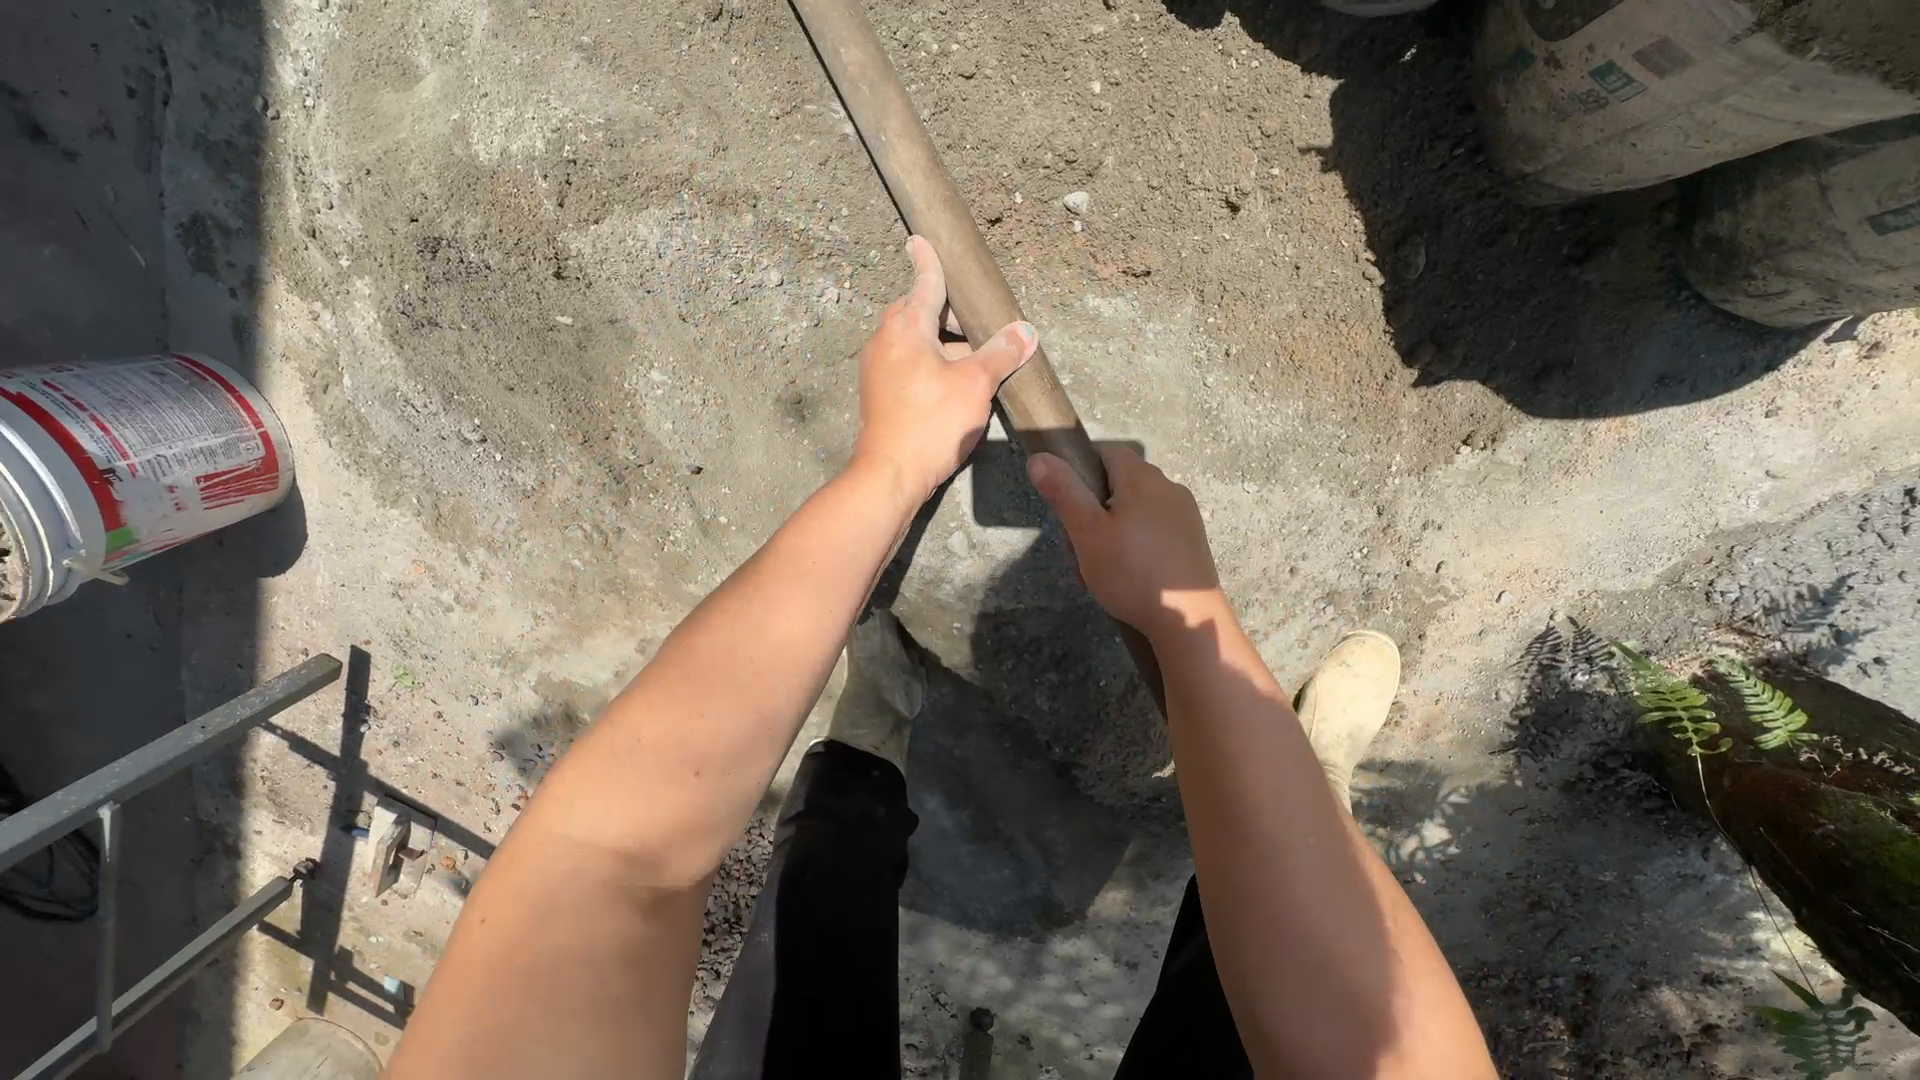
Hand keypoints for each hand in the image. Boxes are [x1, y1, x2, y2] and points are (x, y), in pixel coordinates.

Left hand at [851, 236, 1037, 501]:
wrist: (891, 473)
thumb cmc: (932, 423)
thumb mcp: (976, 384)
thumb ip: (1001, 353)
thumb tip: (1026, 332)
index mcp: (906, 326)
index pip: (923, 281)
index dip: (928, 259)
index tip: (919, 238)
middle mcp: (884, 339)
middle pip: (918, 311)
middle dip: (946, 313)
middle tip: (976, 328)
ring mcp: (876, 367)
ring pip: (913, 341)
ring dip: (940, 343)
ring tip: (971, 364)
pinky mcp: (877, 392)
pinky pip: (905, 363)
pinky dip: (927, 363)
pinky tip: (950, 386)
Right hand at [1027, 445, 1221, 638]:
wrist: (1188, 619)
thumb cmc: (1132, 572)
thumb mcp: (1087, 533)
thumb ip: (1063, 492)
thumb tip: (1038, 458)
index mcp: (1143, 478)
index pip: (1106, 453)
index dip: (1081, 473)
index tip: (1069, 507)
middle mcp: (1169, 487)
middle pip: (1118, 486)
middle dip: (1092, 514)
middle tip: (1079, 551)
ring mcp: (1184, 515)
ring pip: (1134, 512)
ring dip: (1110, 535)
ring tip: (1100, 572)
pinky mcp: (1192, 541)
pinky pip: (1153, 532)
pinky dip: (1134, 547)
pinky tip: (1127, 578)